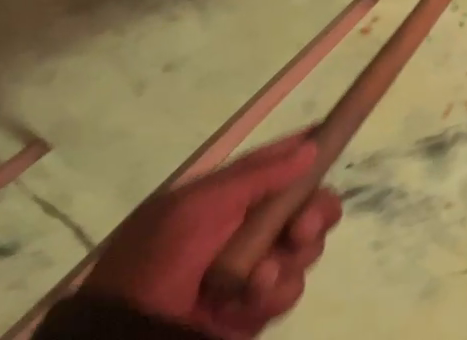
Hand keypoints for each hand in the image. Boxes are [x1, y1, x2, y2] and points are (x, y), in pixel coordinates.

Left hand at [82, 132, 342, 339]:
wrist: (131, 332)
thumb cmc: (158, 260)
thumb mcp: (197, 207)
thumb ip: (256, 175)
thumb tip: (313, 146)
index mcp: (236, 194)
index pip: (287, 160)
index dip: (315, 148)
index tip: (335, 144)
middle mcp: (256, 222)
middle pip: (314, 202)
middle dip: (315, 215)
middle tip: (298, 232)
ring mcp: (262, 260)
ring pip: (310, 246)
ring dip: (290, 260)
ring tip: (255, 280)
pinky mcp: (262, 298)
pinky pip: (293, 286)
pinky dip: (273, 293)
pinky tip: (248, 299)